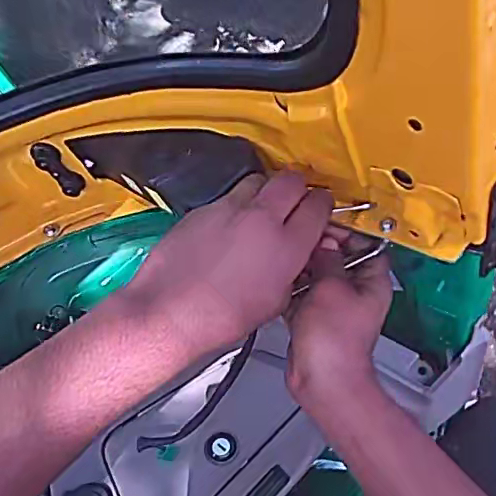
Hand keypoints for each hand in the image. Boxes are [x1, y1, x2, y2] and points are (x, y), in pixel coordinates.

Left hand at [110, 171, 331, 360]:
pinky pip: (229, 195)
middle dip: (300, 188)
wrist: (171, 312)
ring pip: (259, 179)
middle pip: (292, 180)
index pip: (319, 206)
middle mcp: (260, 220)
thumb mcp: (275, 302)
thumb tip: (299, 259)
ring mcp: (229, 210)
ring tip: (265, 208)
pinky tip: (233, 225)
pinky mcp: (203, 210)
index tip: (320, 209)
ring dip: (268, 190)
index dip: (324, 206)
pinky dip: (237, 204)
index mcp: (286, 246)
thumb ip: (294, 271)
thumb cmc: (219, 317)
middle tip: (298, 201)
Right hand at [284, 235, 393, 415]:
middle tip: (301, 239)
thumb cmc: (337, 344)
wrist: (321, 378)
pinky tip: (280, 280)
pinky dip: (292, 288)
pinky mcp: (314, 319)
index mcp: (373, 282)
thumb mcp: (331, 287)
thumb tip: (324, 242)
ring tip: (287, 256)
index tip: (324, 222)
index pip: (366, 244)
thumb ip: (327, 259)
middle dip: (319, 248)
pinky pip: (302, 295)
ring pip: (317, 276)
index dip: (345, 230)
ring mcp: (334, 306)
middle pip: (338, 259)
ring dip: (303, 268)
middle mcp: (356, 293)